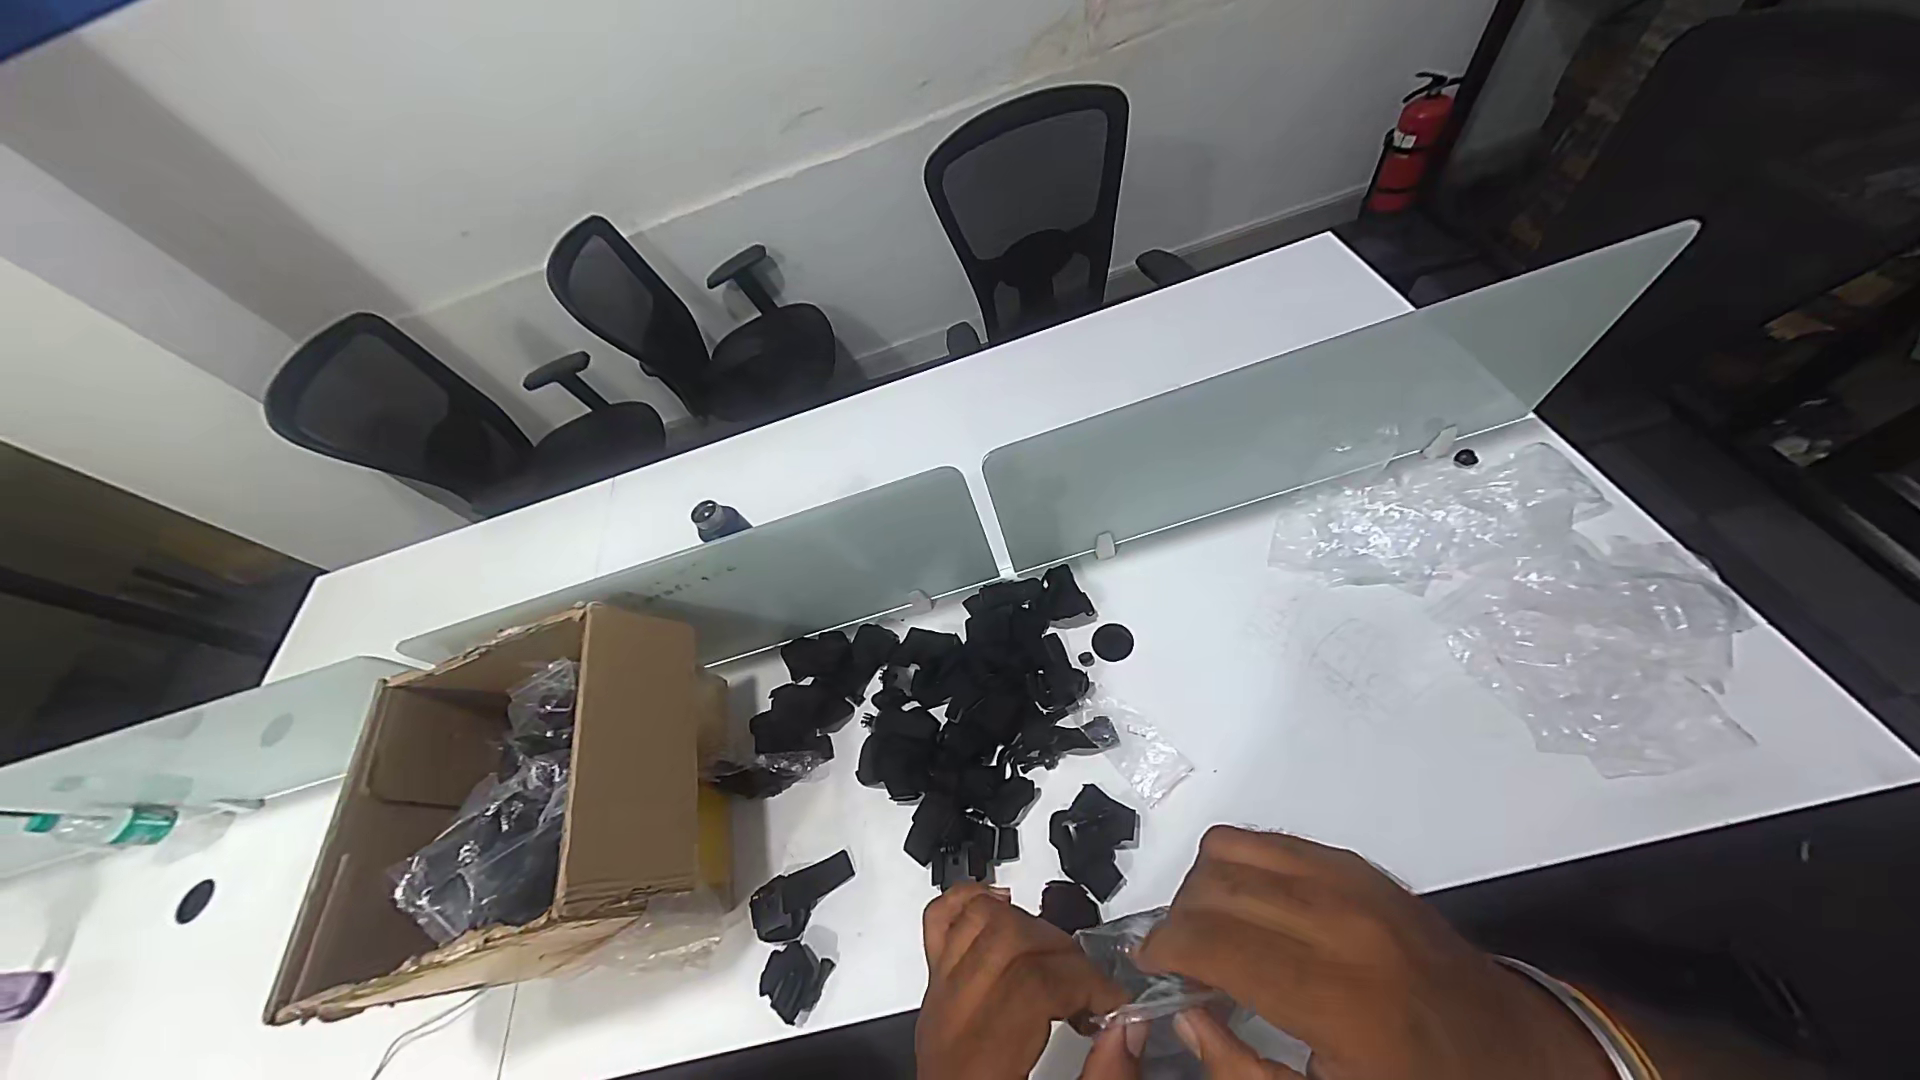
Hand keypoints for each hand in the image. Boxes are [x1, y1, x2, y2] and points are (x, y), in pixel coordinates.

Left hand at [917, 884, 1127, 1079]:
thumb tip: (1129, 1027)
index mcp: (977, 1063)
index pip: (1033, 983)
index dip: (1085, 983)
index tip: (1118, 1004)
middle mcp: (949, 1020)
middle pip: (1008, 940)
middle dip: (1064, 953)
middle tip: (1092, 989)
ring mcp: (936, 996)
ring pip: (978, 919)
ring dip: (1028, 922)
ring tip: (1057, 957)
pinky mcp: (932, 987)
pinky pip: (940, 920)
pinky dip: (969, 899)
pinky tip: (1002, 904)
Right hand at [1137, 826, 1616, 1079]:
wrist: (1525, 1055)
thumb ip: (1242, 1070)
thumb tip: (1185, 1009)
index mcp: (1339, 999)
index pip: (1212, 943)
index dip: (1163, 949)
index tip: (1147, 966)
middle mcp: (1338, 920)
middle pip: (1211, 888)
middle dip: (1176, 920)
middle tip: (1182, 958)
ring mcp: (1347, 879)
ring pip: (1227, 849)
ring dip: (1201, 887)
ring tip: (1213, 927)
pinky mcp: (1353, 861)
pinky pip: (1263, 839)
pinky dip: (1236, 865)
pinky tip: (1250, 905)